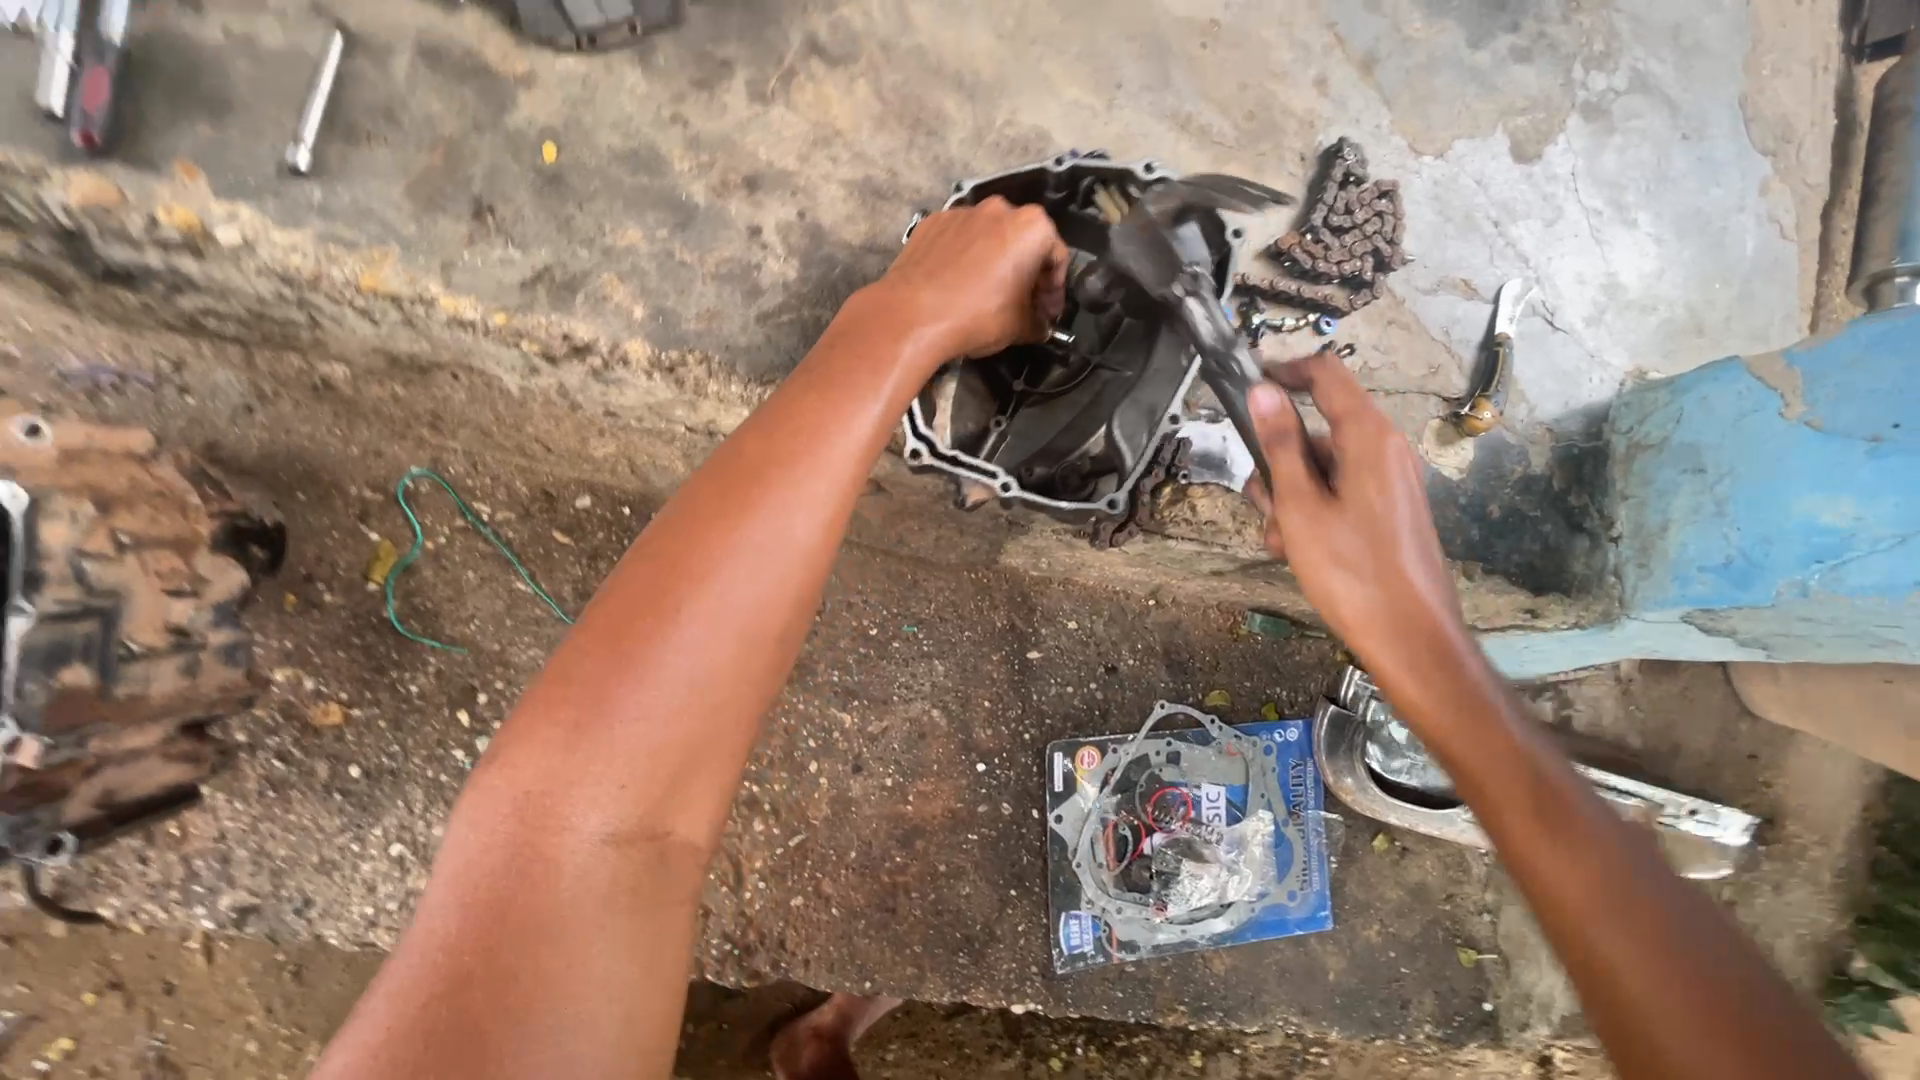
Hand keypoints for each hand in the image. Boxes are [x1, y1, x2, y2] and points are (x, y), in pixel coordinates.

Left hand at [878, 196, 1069, 359]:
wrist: (913, 314)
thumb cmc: (977, 316)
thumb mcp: (1020, 328)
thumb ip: (1039, 323)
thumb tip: (1039, 326)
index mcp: (1032, 227)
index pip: (1057, 258)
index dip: (1055, 290)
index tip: (1048, 313)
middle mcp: (1000, 209)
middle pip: (1023, 241)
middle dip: (1027, 273)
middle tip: (1022, 304)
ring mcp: (963, 212)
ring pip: (990, 237)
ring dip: (996, 262)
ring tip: (988, 295)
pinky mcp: (933, 222)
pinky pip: (959, 240)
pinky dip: (965, 258)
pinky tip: (959, 285)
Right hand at [1245, 351, 1469, 683]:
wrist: (1408, 634)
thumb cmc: (1350, 569)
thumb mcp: (1300, 505)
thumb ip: (1279, 445)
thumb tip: (1262, 391)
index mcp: (1369, 436)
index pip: (1325, 375)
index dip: (1282, 372)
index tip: (1245, 386)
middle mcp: (1384, 449)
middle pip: (1316, 431)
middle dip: (1276, 461)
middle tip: (1261, 503)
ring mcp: (1388, 481)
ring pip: (1320, 468)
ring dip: (1288, 496)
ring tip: (1280, 540)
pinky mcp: (1386, 509)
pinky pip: (1338, 493)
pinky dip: (1311, 513)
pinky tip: (1298, 550)